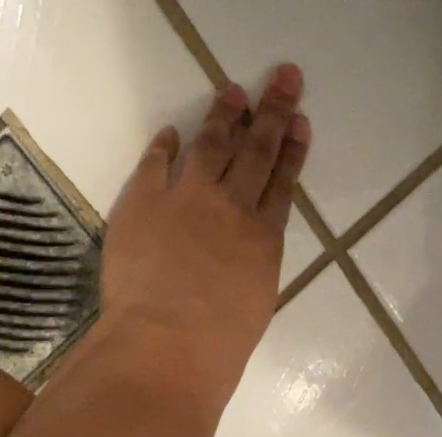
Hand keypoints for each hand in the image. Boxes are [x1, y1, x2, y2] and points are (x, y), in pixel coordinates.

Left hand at [101, 64, 310, 364]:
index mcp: (262, 241)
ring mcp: (186, 199)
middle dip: (271, 114)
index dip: (291, 152)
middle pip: (256, 152)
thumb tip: (239, 262)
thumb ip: (249, 274)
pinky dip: (164, 145)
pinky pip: (155, 163)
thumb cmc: (213, 350)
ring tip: (231, 94)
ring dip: (222, 117)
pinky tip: (170, 134)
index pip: (282, 185)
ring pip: (211, 146)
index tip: (299, 123)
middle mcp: (231, 209)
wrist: (165, 346)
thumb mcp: (251, 310)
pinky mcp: (142, 202)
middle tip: (282, 81)